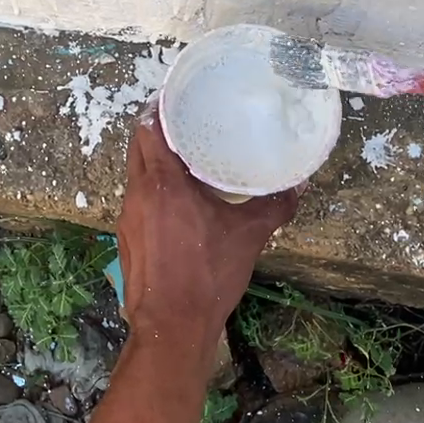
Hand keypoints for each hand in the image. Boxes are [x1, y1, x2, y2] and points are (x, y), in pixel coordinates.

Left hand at [117, 111, 298, 379]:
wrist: (171, 325)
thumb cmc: (208, 275)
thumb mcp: (248, 237)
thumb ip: (274, 206)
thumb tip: (299, 184)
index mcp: (163, 184)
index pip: (149, 129)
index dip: (158, 109)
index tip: (175, 97)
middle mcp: (138, 192)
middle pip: (137, 145)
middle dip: (154, 129)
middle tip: (181, 120)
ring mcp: (127, 215)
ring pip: (135, 172)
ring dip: (152, 159)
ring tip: (181, 154)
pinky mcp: (125, 234)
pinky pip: (136, 197)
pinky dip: (150, 186)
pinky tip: (173, 197)